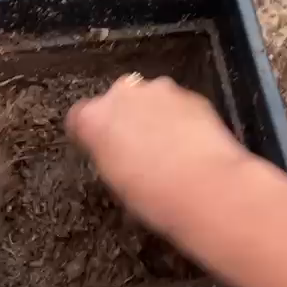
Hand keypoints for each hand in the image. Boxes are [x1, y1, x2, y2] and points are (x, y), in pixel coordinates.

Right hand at [67, 74, 253, 234]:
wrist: (208, 189)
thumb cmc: (155, 197)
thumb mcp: (116, 182)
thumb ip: (108, 154)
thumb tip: (114, 152)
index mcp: (94, 118)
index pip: (78, 117)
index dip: (89, 133)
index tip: (99, 148)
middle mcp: (122, 95)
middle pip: (115, 101)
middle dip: (123, 118)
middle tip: (136, 149)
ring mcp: (158, 90)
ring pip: (148, 99)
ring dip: (153, 115)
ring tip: (168, 147)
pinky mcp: (189, 94)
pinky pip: (176, 103)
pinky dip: (179, 117)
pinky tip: (190, 143)